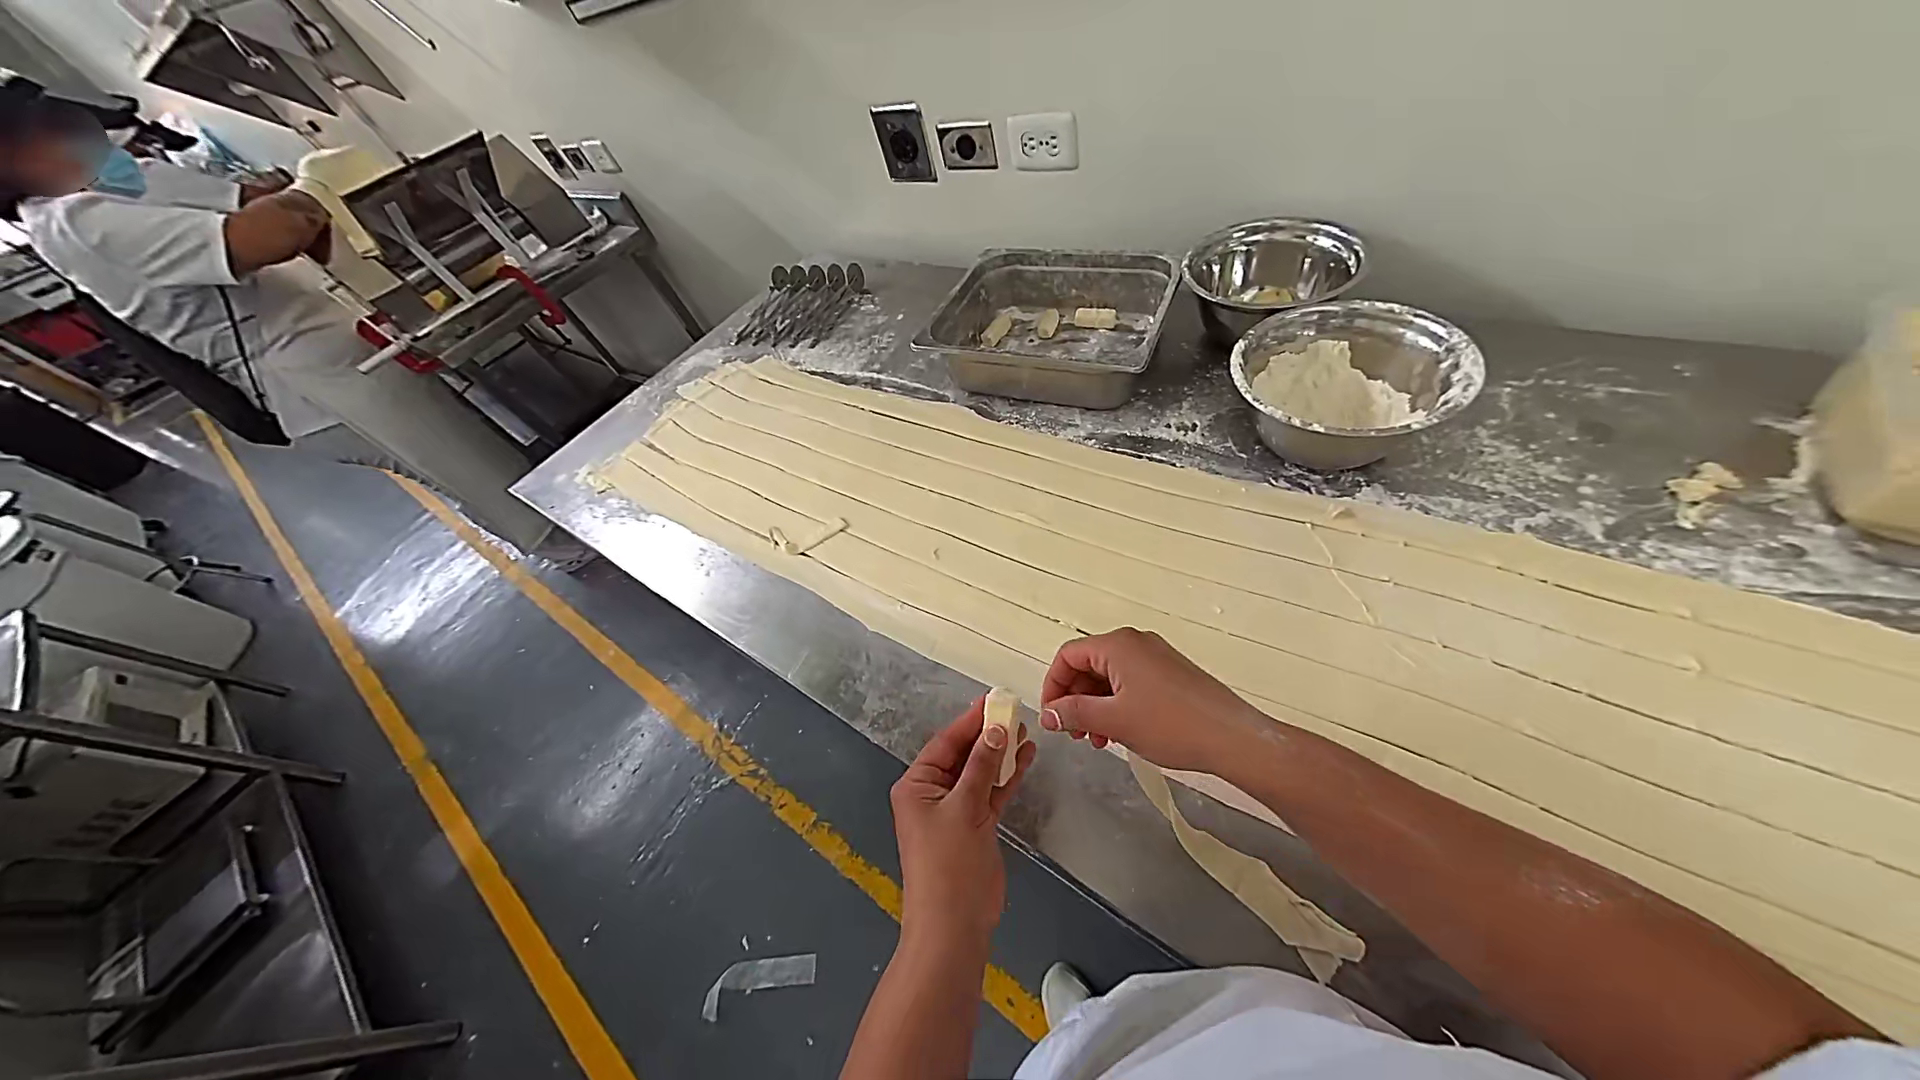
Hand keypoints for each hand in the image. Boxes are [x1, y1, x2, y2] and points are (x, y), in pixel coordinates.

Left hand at [891, 698, 1036, 943]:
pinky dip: (1007, 777)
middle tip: (1014, 712)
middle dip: (988, 735)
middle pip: (964, 755)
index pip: (946, 743)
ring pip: (980, 772)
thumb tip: (994, 731)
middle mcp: (933, 793)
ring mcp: (956, 809)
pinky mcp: (975, 825)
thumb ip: (981, 767)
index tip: (993, 701)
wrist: (954, 925)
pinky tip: (1025, 758)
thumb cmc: (949, 865)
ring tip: (1025, 730)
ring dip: (1001, 754)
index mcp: (917, 785)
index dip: (970, 722)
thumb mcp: (963, 809)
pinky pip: (991, 792)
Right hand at [1039, 627, 1272, 772]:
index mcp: (1118, 645)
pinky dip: (1117, 706)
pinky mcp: (1170, 674)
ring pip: (1109, 678)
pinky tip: (1118, 733)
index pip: (1068, 656)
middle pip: (1088, 665)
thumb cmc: (1172, 724)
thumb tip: (1048, 713)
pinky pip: (1130, 684)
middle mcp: (1136, 643)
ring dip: (1095, 707)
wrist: (1233, 738)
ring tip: (1096, 739)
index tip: (1051, 716)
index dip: (1053, 686)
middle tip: (1072, 733)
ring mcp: (1156, 658)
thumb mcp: (1113, 720)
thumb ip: (1074, 713)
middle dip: (1074, 699)